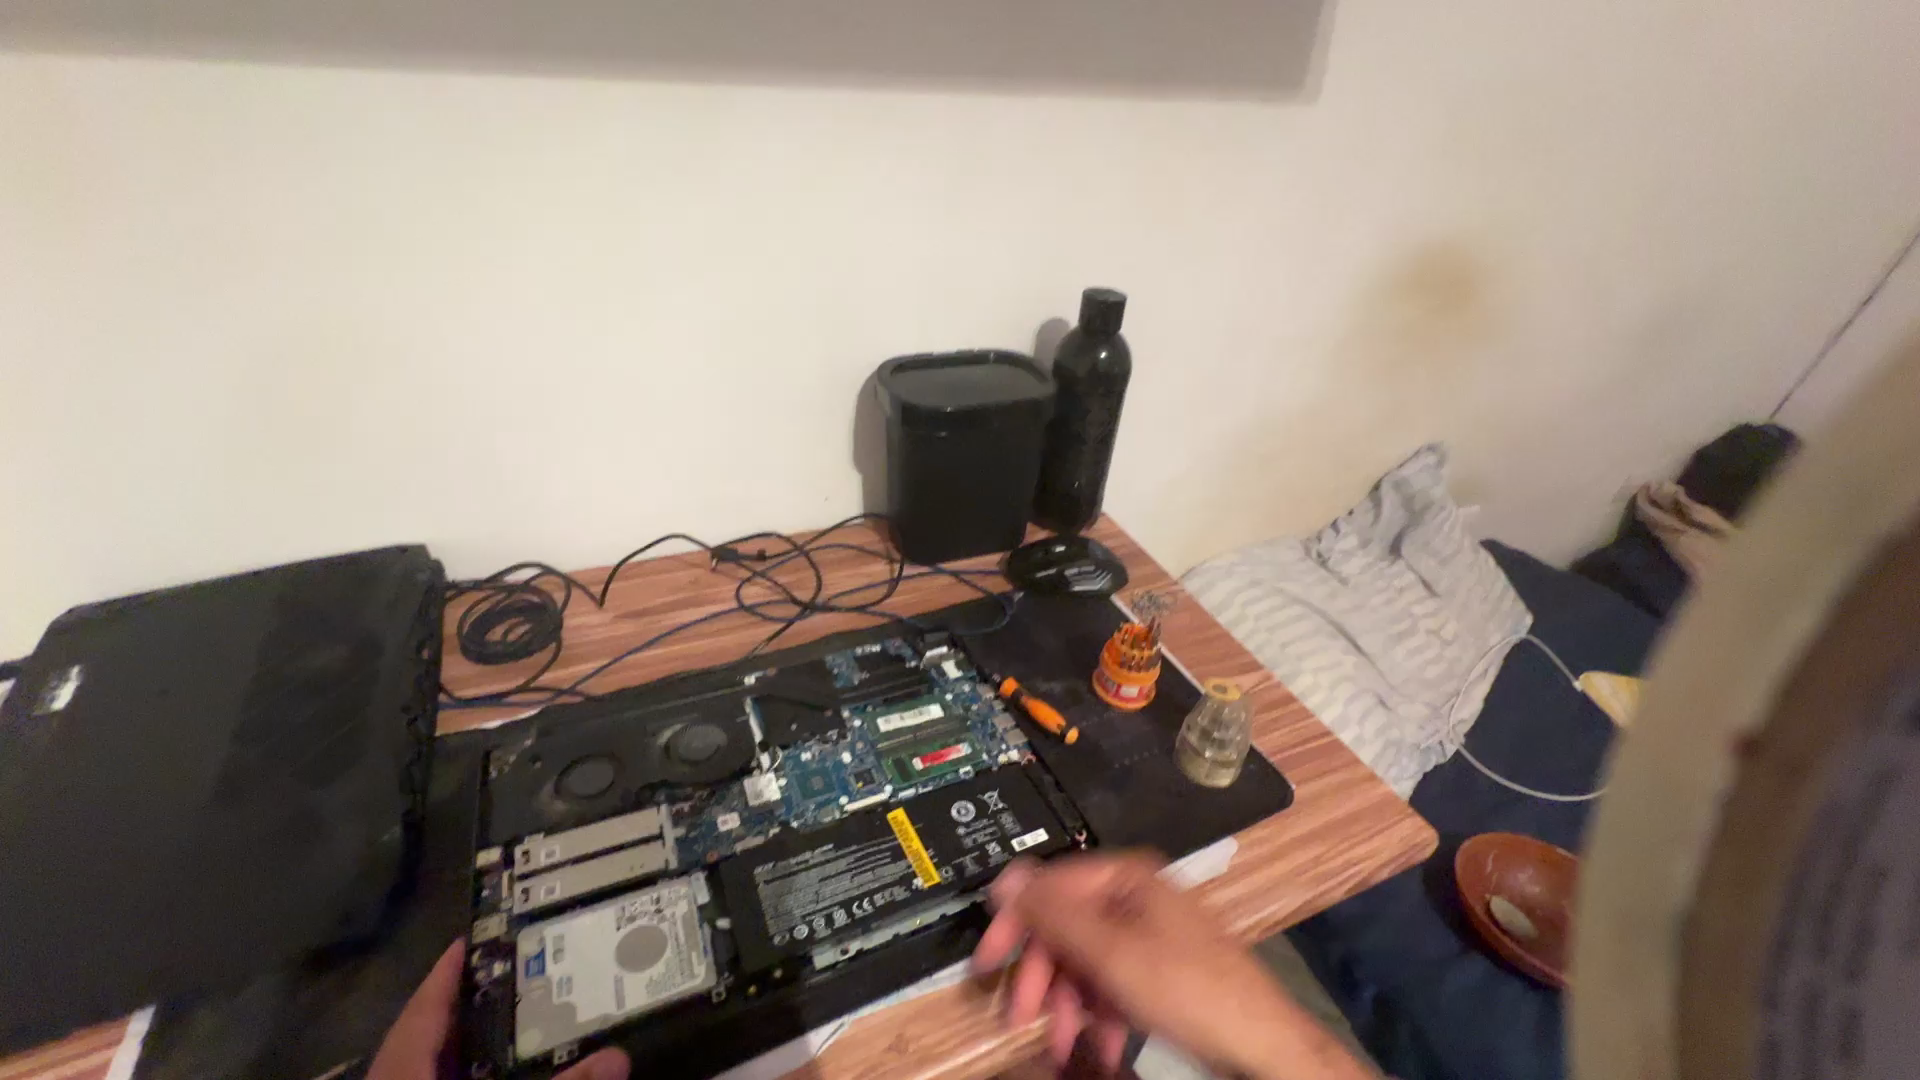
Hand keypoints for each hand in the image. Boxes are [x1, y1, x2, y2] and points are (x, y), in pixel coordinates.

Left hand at [367, 940, 629, 1079]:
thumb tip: (619, 1056)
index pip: (420, 1017)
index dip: (446, 974)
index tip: (481, 933)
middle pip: (436, 1044)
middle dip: (481, 1007)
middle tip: (535, 965)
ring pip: (451, 1076)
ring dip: (489, 1049)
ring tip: (543, 1014)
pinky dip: (493, 1079)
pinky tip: (533, 1075)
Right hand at [971, 853, 1372, 1079]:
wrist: (1262, 1046)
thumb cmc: (1186, 989)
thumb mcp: (1110, 953)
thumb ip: (1055, 913)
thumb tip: (1007, 876)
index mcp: (1124, 877)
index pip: (1051, 887)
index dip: (1016, 923)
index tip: (988, 962)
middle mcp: (1133, 896)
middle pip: (1067, 926)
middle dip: (1044, 975)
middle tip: (1021, 1015)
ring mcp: (1148, 933)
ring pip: (1086, 959)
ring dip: (1068, 1002)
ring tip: (1061, 1043)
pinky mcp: (1158, 969)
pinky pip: (1112, 980)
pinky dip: (1099, 1012)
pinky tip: (1100, 1046)